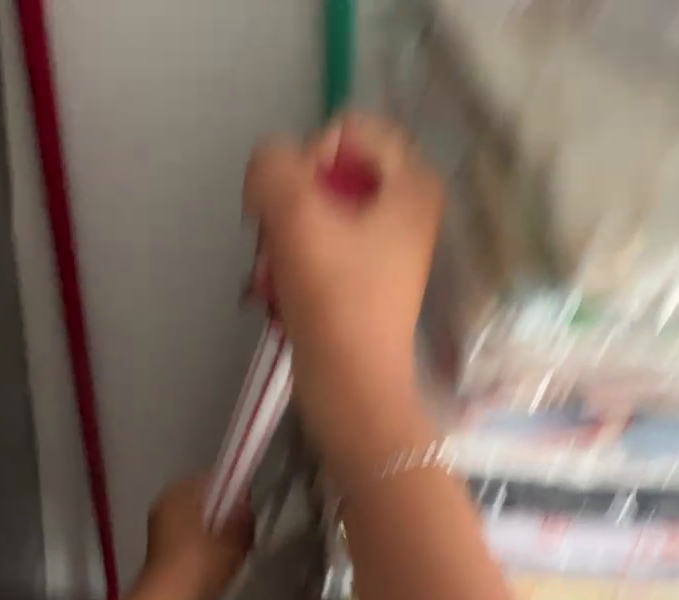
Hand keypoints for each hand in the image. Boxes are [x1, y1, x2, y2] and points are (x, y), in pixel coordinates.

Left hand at [138, 474, 252, 599]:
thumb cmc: (201, 563)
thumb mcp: (234, 540)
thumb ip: (243, 519)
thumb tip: (244, 508)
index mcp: (180, 492)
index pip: (212, 479)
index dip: (233, 492)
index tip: (246, 511)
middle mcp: (164, 503)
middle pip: (201, 501)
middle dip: (221, 514)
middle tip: (240, 533)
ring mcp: (157, 526)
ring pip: (193, 520)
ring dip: (211, 531)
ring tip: (228, 552)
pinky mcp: (157, 549)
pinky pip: (185, 538)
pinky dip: (199, 546)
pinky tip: (213, 564)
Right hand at [243, 112, 444, 471]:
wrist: (351, 389)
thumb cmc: (334, 302)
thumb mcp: (295, 215)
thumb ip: (271, 167)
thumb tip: (267, 172)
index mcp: (411, 182)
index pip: (345, 131)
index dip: (305, 159)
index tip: (291, 207)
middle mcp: (406, 208)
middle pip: (327, 175)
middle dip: (288, 205)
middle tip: (274, 242)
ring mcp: (386, 249)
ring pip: (315, 216)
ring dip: (281, 240)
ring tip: (270, 275)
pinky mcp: (363, 283)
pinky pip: (318, 251)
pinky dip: (292, 267)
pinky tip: (277, 294)